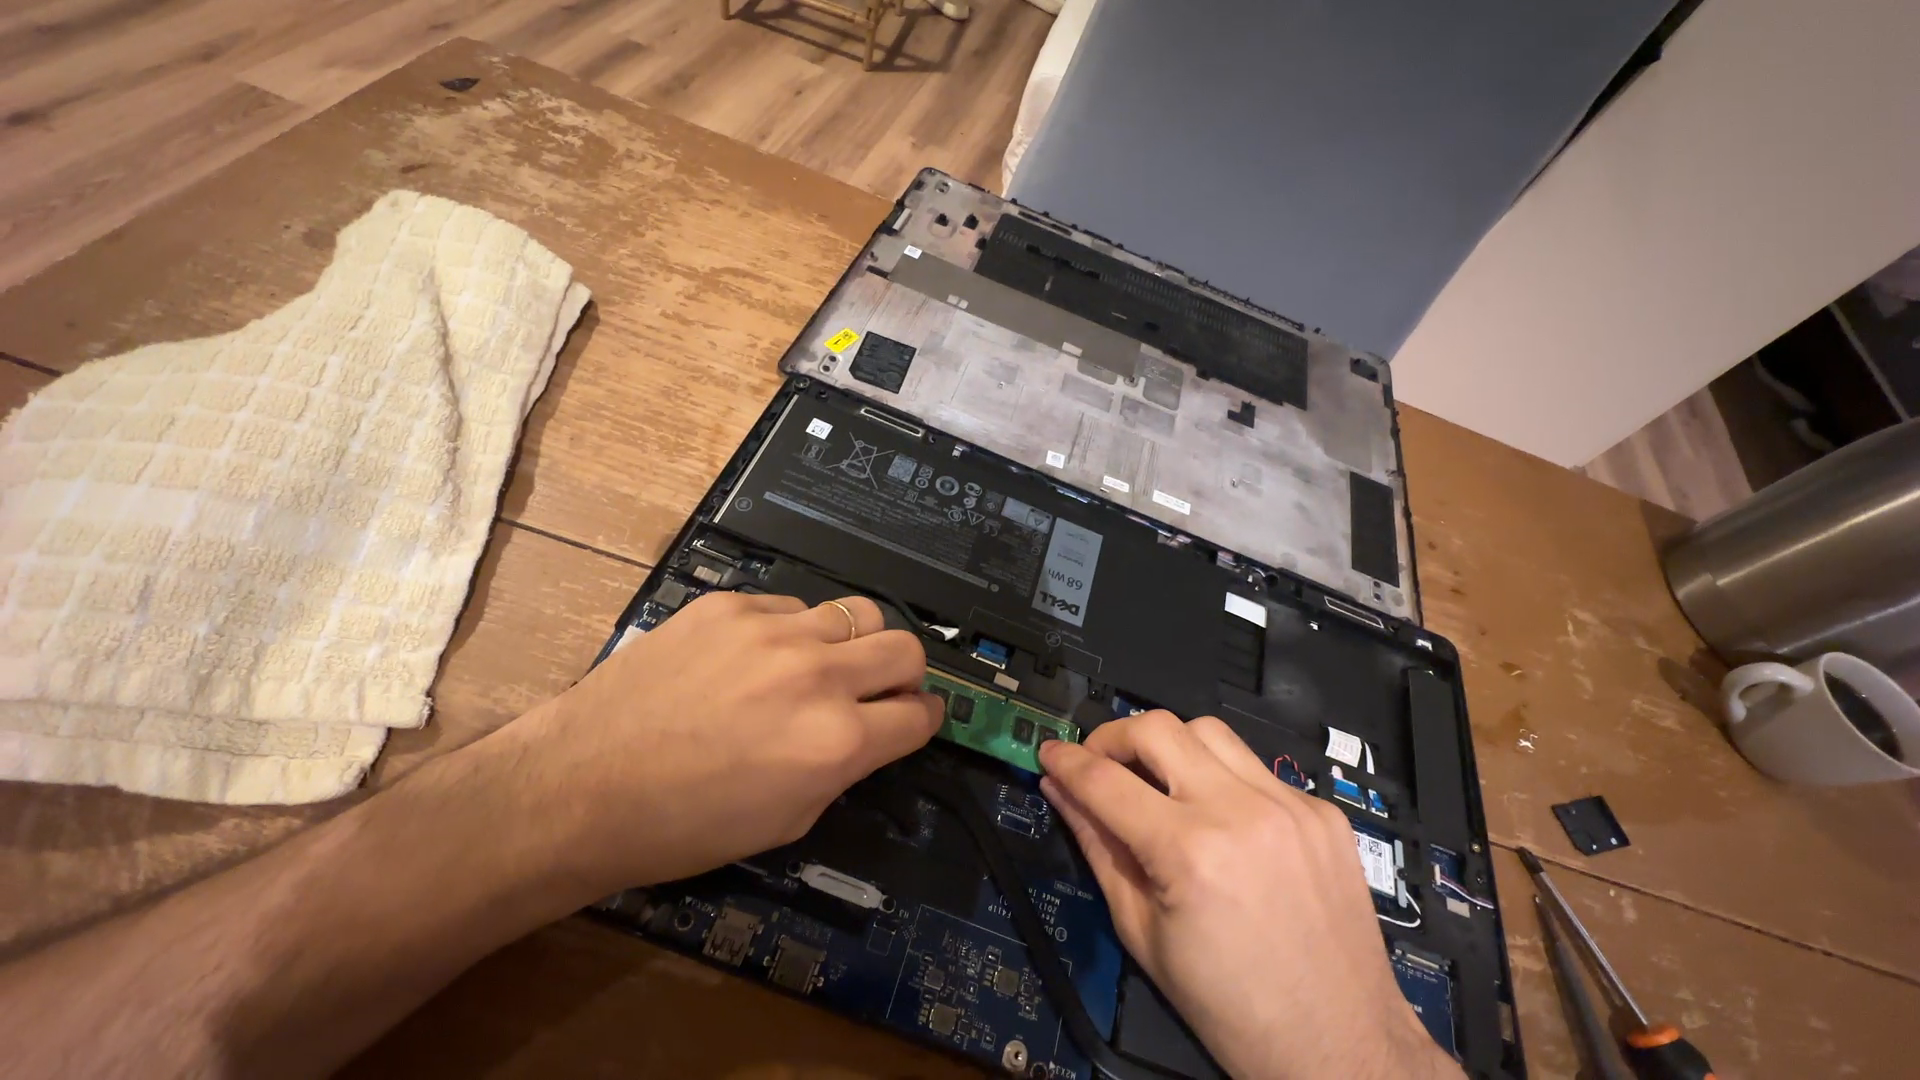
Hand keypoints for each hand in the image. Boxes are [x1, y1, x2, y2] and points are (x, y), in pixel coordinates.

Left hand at [492, 591, 941, 894]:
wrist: (580, 785)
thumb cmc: (684, 826)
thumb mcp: (786, 821)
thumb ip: (843, 769)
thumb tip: (869, 733)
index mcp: (836, 741)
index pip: (920, 715)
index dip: (925, 720)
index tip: (914, 719)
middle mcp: (816, 674)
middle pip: (906, 648)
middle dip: (905, 674)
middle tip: (878, 691)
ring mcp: (770, 630)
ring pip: (856, 612)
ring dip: (853, 644)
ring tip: (819, 667)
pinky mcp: (728, 605)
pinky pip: (791, 606)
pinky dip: (793, 632)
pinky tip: (756, 658)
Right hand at [1038, 712, 1459, 1079]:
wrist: (1337, 1044)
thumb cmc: (1229, 1005)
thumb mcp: (1141, 932)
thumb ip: (1098, 848)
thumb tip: (1062, 794)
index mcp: (1190, 853)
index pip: (1105, 781)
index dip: (1066, 762)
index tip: (1050, 753)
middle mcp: (1243, 813)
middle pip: (1157, 728)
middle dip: (1112, 736)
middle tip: (1097, 763)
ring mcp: (1290, 806)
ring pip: (1208, 730)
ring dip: (1168, 744)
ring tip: (1156, 780)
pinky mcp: (1321, 812)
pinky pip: (1255, 767)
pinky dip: (1221, 777)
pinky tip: (1216, 815)